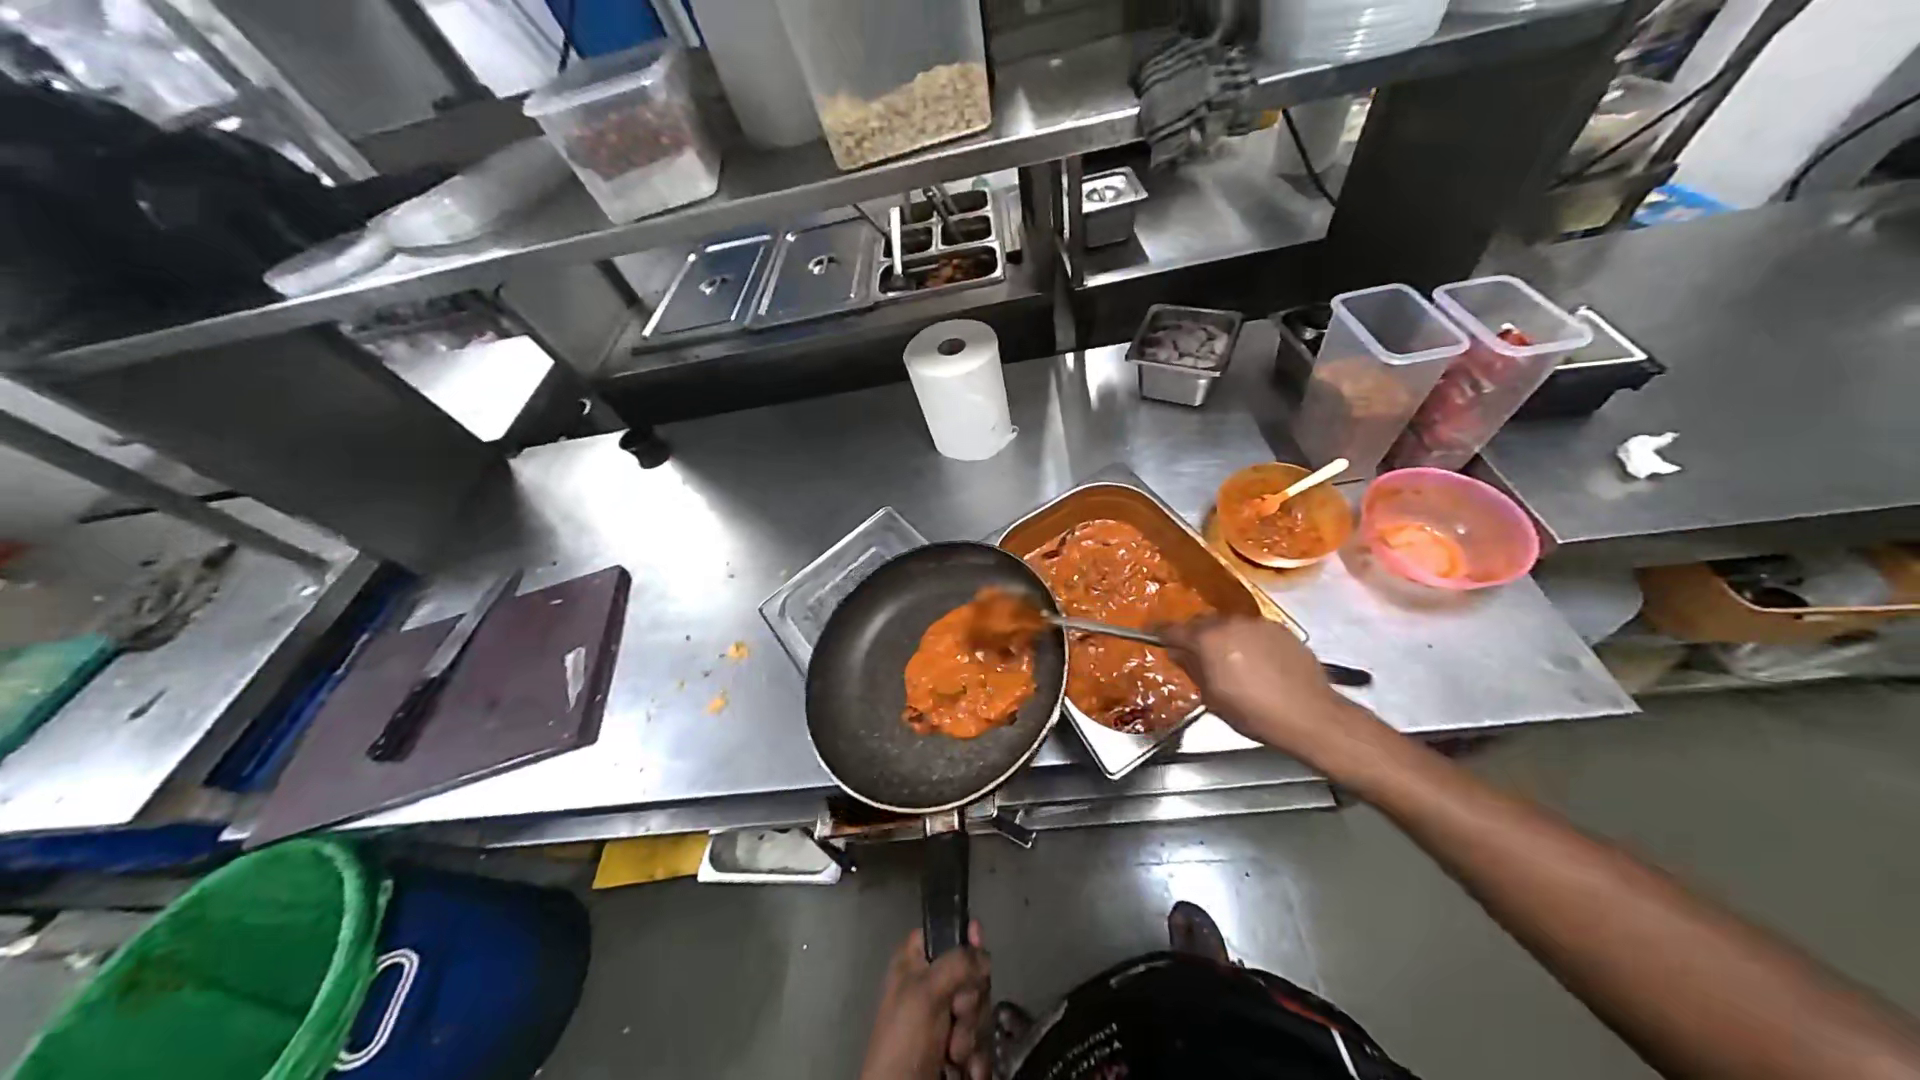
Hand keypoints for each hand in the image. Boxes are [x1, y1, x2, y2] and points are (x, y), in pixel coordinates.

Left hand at [859, 923, 991, 1079]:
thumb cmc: (904, 1040)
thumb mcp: (925, 993)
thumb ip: (958, 964)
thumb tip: (984, 955)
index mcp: (914, 963)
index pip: (944, 932)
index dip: (964, 938)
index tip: (978, 947)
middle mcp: (931, 985)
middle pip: (972, 973)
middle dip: (970, 1000)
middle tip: (956, 1015)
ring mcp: (946, 1019)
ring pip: (980, 1009)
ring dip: (972, 1034)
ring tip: (953, 1054)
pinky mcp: (958, 1049)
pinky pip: (982, 1041)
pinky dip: (977, 1059)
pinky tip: (967, 1070)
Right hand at [1161, 617, 1385, 763]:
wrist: (1309, 715)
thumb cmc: (1253, 713)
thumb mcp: (1212, 698)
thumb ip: (1191, 669)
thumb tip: (1179, 652)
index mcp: (1207, 640)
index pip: (1173, 630)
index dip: (1160, 634)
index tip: (1154, 636)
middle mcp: (1230, 623)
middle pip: (1202, 623)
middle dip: (1195, 636)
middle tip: (1196, 657)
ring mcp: (1257, 623)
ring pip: (1228, 624)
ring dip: (1223, 637)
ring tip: (1230, 661)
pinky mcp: (1280, 628)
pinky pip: (1252, 630)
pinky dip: (1247, 640)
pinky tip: (1256, 662)